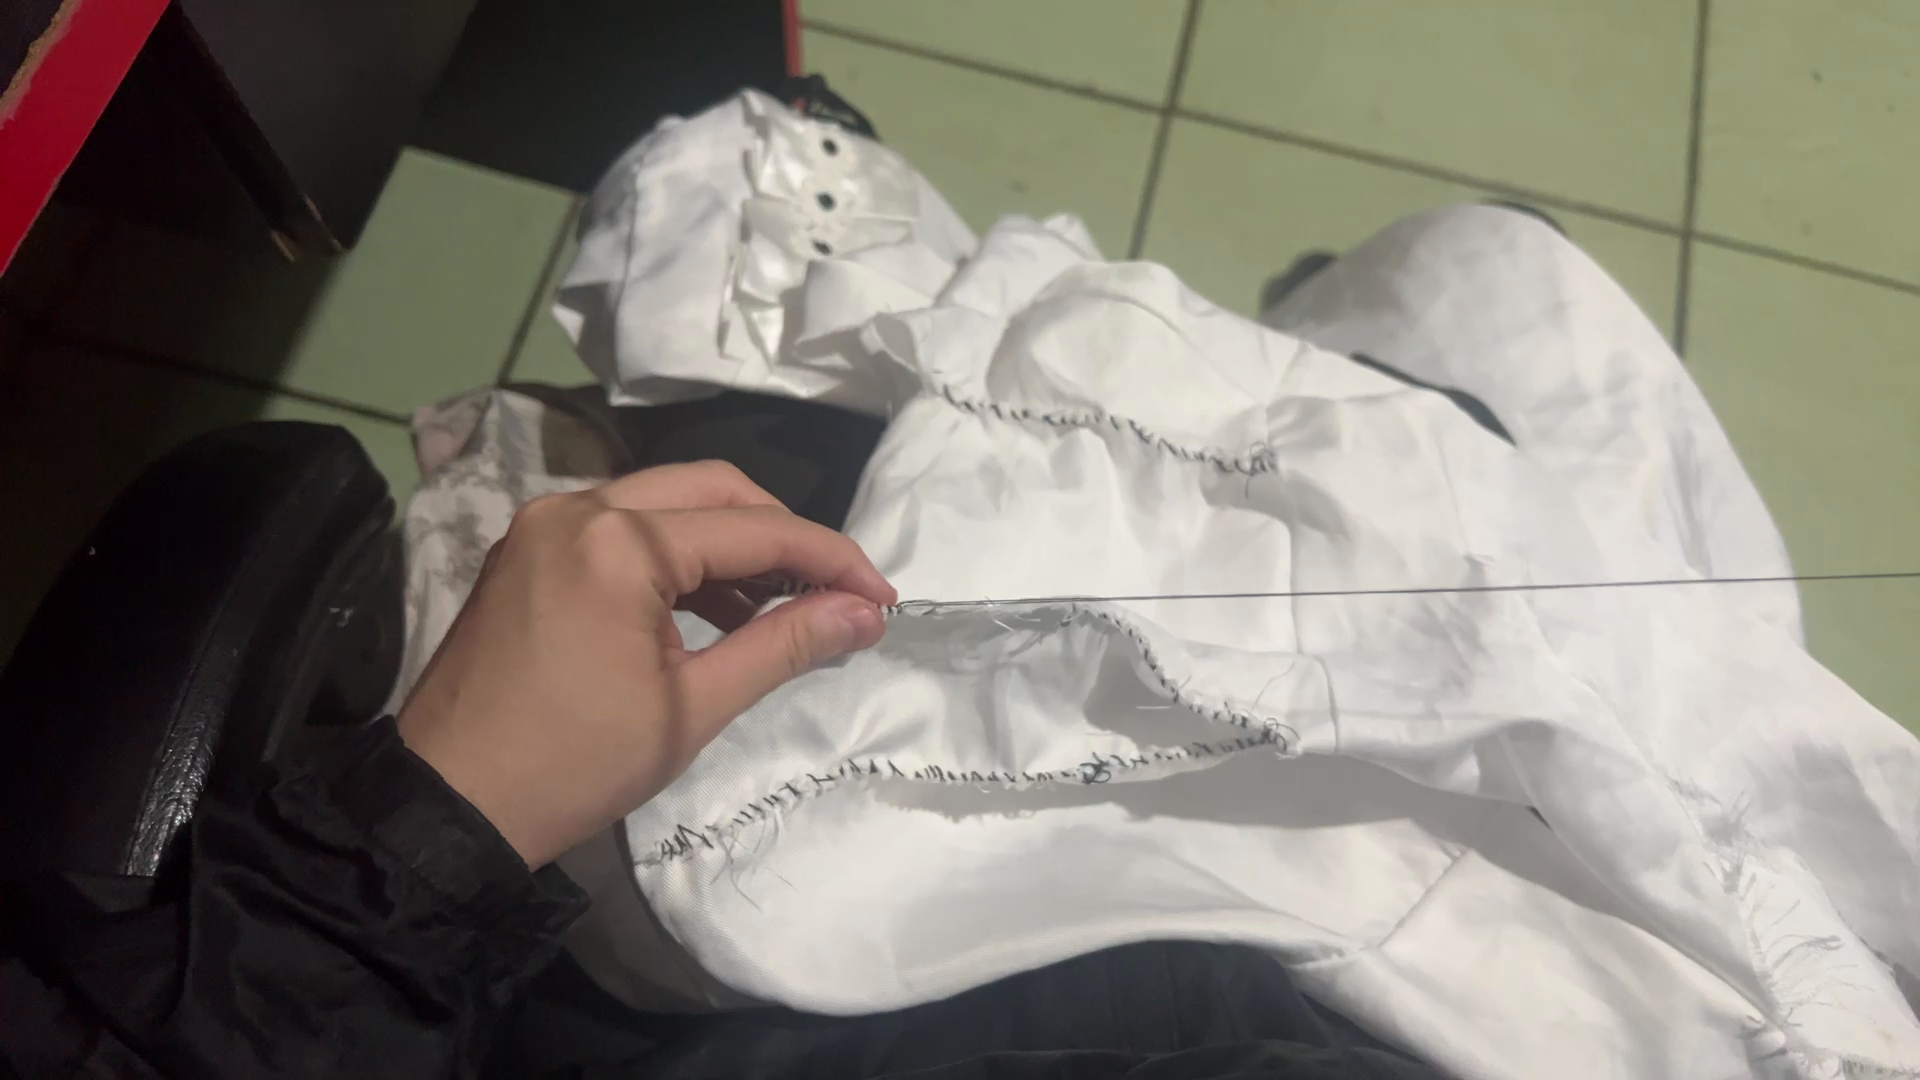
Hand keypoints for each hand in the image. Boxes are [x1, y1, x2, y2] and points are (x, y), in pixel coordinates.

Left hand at [395, 462, 894, 866]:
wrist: (442, 812)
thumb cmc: (574, 766)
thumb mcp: (695, 707)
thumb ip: (787, 645)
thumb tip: (866, 614)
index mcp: (618, 543)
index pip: (755, 531)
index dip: (831, 559)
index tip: (881, 597)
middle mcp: (580, 507)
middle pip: (717, 490)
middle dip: (787, 535)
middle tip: (833, 589)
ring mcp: (550, 522)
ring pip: (675, 502)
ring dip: (738, 543)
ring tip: (786, 602)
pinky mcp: (536, 547)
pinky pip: (634, 528)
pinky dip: (688, 558)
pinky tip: (719, 606)